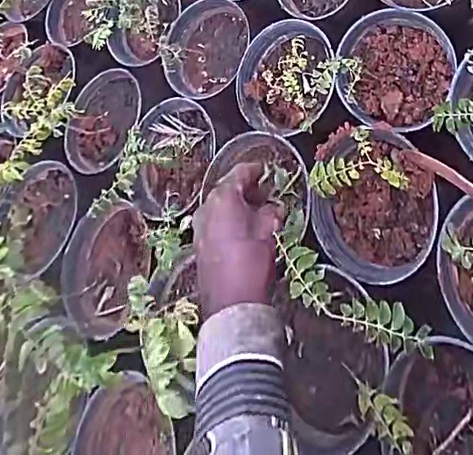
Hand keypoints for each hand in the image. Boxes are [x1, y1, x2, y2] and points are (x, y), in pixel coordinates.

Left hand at [195, 162, 282, 318]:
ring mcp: (200, 226)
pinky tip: (244, 229)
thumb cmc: (251, 260)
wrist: (231, 303)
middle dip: (247, 189)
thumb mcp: (268, 228)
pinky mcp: (199, 243)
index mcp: (222, 197)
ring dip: (237, 204)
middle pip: (228, 188)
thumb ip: (271, 210)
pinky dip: (228, 219)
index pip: (240, 172)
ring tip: (258, 211)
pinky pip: (215, 221)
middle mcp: (206, 207)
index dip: (256, 170)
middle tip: (266, 193)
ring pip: (220, 205)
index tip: (267, 171)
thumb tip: (273, 206)